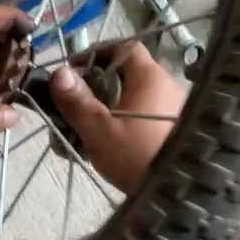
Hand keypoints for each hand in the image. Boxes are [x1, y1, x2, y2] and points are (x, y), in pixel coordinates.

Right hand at [50, 41, 188, 188]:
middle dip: (93, 89)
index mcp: (150, 77)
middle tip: (70, 110)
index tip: (72, 73)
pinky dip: (121, 123)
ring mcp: (173, 108)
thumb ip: (77, 102)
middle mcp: (166, 85)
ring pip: (130, 98)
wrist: (182, 193)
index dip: (95, 53)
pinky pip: (142, 116)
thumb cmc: (138, 157)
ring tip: (82, 135)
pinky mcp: (174, 129)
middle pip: (124, 75)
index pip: (123, 46)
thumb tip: (58, 72)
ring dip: (104, 111)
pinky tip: (105, 147)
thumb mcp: (99, 131)